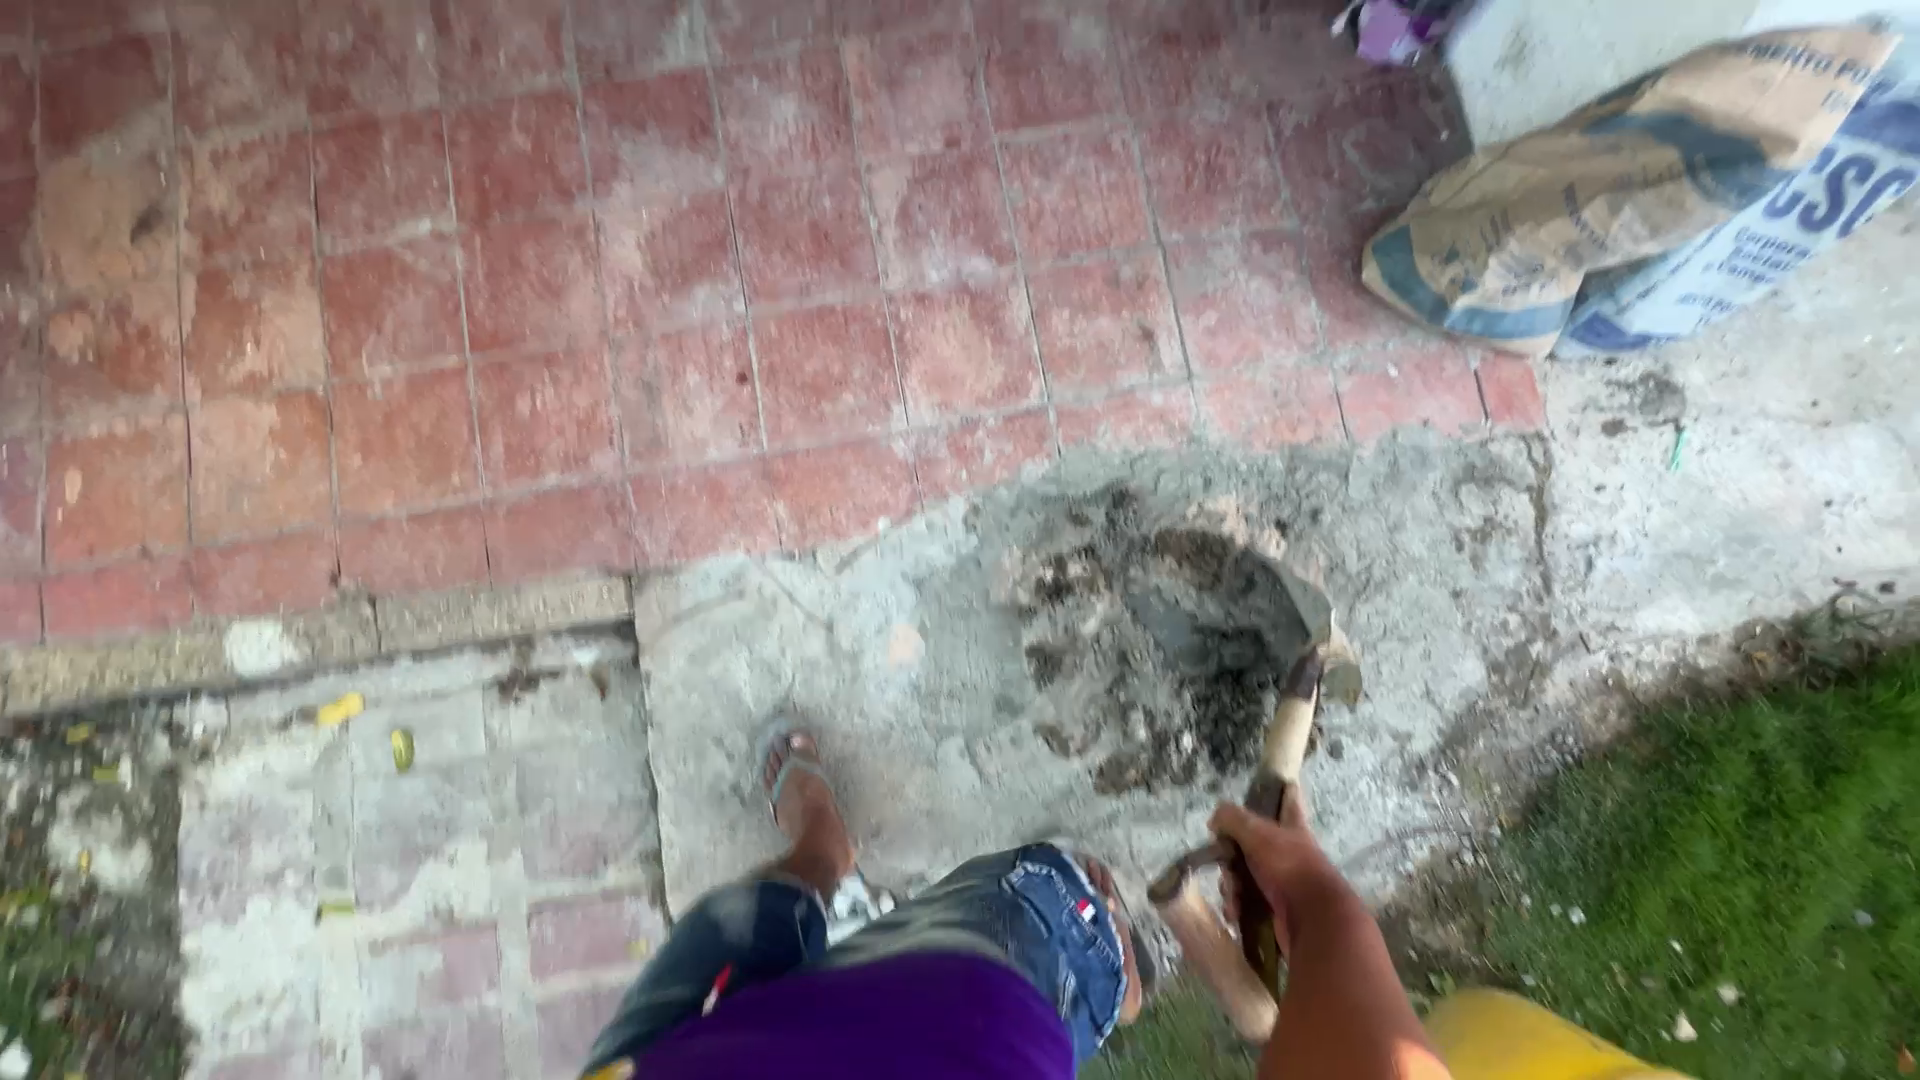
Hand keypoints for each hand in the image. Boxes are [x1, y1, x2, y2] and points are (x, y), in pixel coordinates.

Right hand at [1209, 789, 1342, 957]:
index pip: (1290, 803)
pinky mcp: (1274, 910)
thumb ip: (1232, 818)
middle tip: (1225, 862)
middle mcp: (1288, 854)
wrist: (1314, 921)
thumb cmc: (1289, 867)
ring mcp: (1282, 883)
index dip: (1288, 793)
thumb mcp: (1256, 833)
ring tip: (1233, 896)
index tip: (1290, 782)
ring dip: (1231, 885)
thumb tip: (1214, 821)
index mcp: (1292, 830)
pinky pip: (1246, 902)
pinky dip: (1236, 906)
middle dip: (1230, 855)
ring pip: (1243, 875)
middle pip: (1250, 844)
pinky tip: (1234, 912)